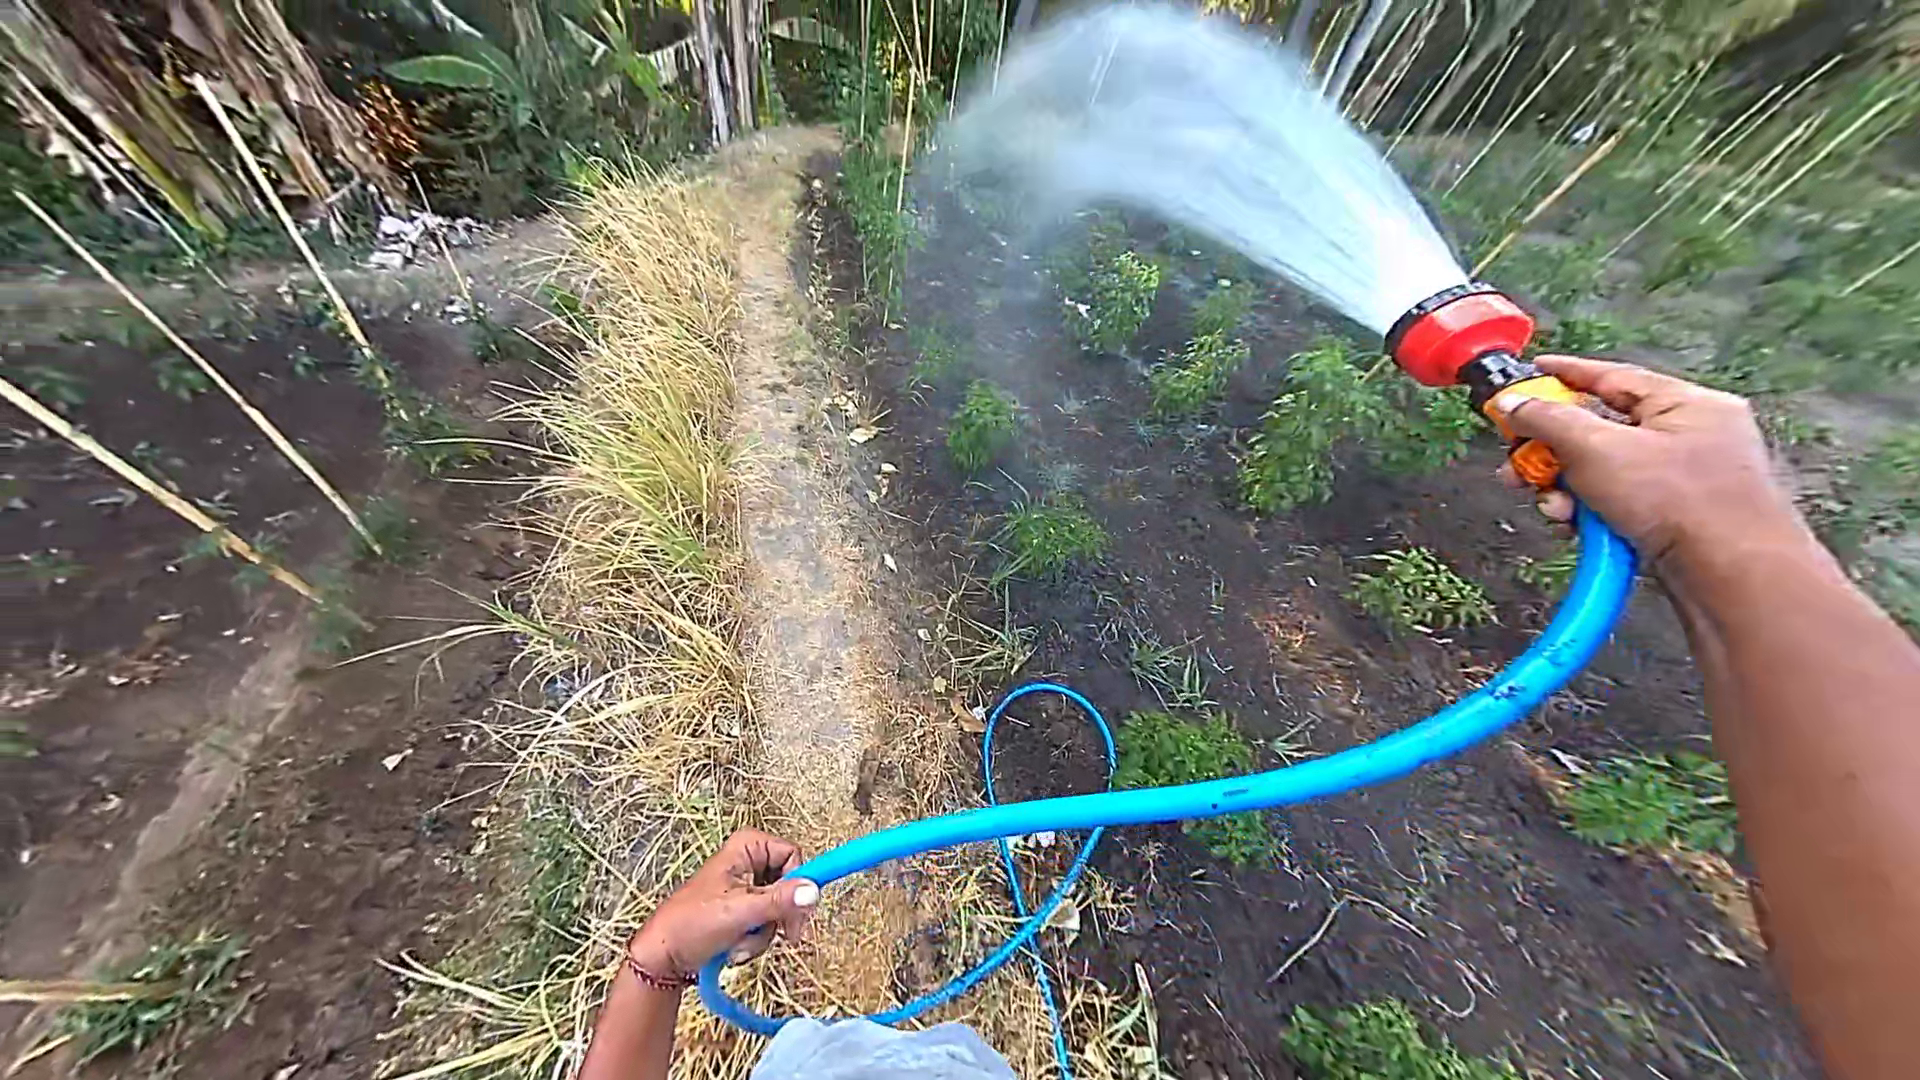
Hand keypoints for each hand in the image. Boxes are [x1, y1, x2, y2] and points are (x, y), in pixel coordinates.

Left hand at [626, 829, 818, 980]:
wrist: (659, 960)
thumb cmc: (692, 925)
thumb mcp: (740, 912)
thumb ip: (779, 900)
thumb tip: (813, 891)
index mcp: (748, 845)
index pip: (793, 855)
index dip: (797, 884)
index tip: (796, 915)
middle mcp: (750, 858)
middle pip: (789, 882)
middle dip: (778, 915)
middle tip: (775, 936)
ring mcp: (746, 883)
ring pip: (779, 905)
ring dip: (765, 932)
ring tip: (741, 944)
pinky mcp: (742, 906)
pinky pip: (766, 919)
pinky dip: (756, 938)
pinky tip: (736, 947)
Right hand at [1490, 355, 1804, 567]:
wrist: (1725, 567)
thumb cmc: (1672, 497)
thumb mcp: (1596, 449)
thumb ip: (1547, 420)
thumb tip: (1511, 402)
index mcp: (1683, 405)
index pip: (1611, 377)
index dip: (1564, 373)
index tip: (1527, 372)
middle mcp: (1683, 432)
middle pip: (1591, 428)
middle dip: (1546, 451)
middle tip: (1515, 464)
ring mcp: (1675, 471)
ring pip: (1592, 466)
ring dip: (1558, 486)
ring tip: (1551, 505)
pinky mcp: (1664, 506)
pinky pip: (1606, 495)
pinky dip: (1581, 507)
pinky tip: (1574, 522)